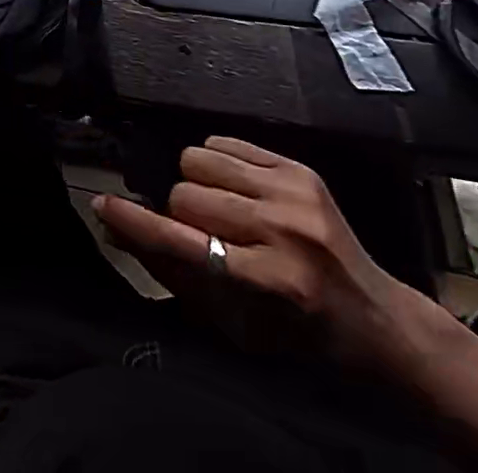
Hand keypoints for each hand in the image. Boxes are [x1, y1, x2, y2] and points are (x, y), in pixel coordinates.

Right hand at [94, 137, 418, 365]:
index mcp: (267, 282)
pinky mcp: (300, 170)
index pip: (181, 241)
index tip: (102, 205)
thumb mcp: (227, 322)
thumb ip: (167, 269)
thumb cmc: (294, 333)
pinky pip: (223, 143)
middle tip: (199, 234)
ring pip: (199, 160)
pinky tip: (235, 190)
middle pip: (185, 195)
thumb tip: (114, 226)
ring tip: (217, 209)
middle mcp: (283, 231)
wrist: (375, 317)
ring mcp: (295, 194)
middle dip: (179, 215)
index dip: (135, 222)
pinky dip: (216, 164)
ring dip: (195, 185)